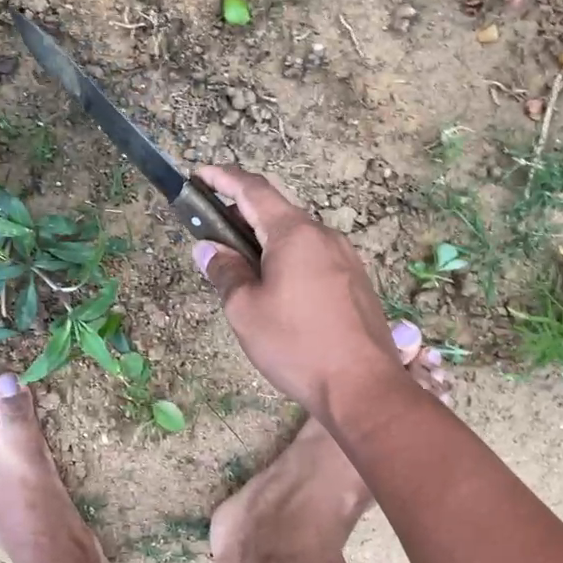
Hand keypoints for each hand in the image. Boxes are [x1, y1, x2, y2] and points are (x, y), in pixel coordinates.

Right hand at [191, 166, 413, 415]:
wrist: (363, 387)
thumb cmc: (296, 344)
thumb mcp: (244, 309)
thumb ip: (224, 271)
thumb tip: (208, 249)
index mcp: (294, 233)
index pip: (253, 189)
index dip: (223, 178)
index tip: (199, 174)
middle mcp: (324, 236)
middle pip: (276, 212)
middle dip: (240, 214)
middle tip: (211, 232)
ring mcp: (345, 259)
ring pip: (295, 237)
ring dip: (263, 241)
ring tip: (239, 267)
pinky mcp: (355, 282)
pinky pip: (313, 257)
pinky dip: (285, 259)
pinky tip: (274, 289)